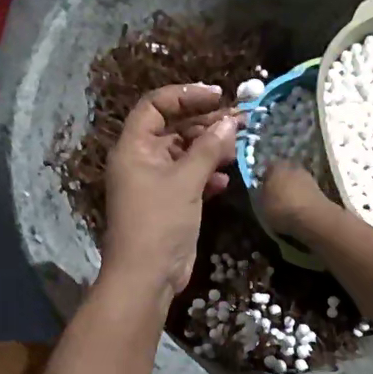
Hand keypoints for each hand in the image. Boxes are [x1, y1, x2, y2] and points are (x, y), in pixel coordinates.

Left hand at [101, 83, 240, 299]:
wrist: (146, 276)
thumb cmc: (159, 223)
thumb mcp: (185, 182)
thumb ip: (208, 149)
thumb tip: (229, 123)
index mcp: (133, 148)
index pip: (155, 106)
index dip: (185, 96)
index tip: (218, 96)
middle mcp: (141, 160)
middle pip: (173, 128)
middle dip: (204, 123)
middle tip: (238, 121)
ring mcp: (154, 183)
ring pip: (184, 154)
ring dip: (210, 149)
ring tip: (237, 146)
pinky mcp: (169, 203)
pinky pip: (189, 178)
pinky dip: (207, 175)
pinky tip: (226, 179)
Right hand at [257, 161, 339, 239]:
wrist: (311, 217)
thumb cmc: (280, 208)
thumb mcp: (260, 204)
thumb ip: (258, 193)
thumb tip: (260, 189)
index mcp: (275, 166)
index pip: (266, 167)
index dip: (263, 178)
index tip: (261, 188)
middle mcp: (292, 166)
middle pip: (282, 173)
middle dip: (278, 182)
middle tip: (273, 195)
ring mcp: (307, 176)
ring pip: (294, 181)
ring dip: (291, 189)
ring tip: (285, 203)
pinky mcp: (318, 188)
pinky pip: (304, 190)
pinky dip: (300, 196)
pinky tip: (297, 207)